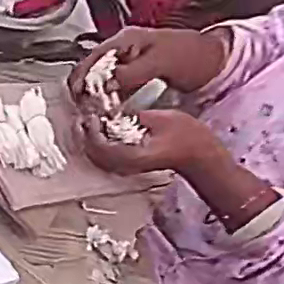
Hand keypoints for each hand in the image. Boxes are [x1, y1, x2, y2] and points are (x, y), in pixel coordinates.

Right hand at [69, 26, 228, 96]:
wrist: (213, 63)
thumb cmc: (193, 56)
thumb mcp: (161, 61)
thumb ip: (132, 71)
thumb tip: (106, 83)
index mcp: (124, 40)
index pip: (89, 61)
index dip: (82, 82)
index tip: (84, 101)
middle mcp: (118, 50)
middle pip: (86, 72)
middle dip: (83, 92)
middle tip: (87, 109)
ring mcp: (121, 63)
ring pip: (92, 83)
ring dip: (91, 98)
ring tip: (95, 111)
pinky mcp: (126, 77)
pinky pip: (104, 90)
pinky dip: (102, 100)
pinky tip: (106, 109)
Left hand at [78, 108, 227, 175]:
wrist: (199, 155)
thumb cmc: (188, 137)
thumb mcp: (166, 119)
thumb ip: (141, 116)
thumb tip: (123, 113)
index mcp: (132, 156)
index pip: (101, 146)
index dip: (93, 131)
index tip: (93, 117)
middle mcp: (124, 166)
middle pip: (93, 154)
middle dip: (86, 137)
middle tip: (84, 120)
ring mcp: (124, 169)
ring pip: (96, 158)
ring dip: (90, 142)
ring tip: (90, 125)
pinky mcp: (126, 166)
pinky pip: (104, 159)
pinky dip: (98, 146)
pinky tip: (101, 134)